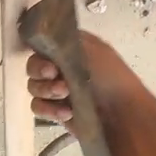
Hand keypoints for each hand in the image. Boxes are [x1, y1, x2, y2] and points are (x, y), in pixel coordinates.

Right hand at [25, 31, 143, 124]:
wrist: (122, 116)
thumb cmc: (111, 79)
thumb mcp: (92, 51)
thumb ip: (64, 41)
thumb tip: (44, 39)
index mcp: (73, 48)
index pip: (44, 44)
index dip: (40, 51)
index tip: (50, 61)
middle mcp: (64, 66)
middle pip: (33, 66)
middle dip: (41, 72)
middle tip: (56, 78)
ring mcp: (59, 89)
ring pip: (33, 87)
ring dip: (46, 91)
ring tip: (64, 96)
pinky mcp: (56, 110)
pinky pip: (38, 106)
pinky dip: (48, 109)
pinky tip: (66, 113)